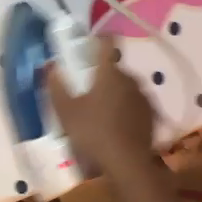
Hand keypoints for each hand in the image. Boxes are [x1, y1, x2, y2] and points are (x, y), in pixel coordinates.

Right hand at [44, 39, 156, 175]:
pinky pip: (135, 103)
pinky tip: (115, 124)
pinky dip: (125, 108)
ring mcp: (144, 96)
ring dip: (114, 93)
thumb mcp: (64, 112)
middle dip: (102, 75)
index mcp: (108, 73)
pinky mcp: (152, 114)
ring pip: (126, 87)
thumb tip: (50, 65)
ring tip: (101, 111)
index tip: (88, 45)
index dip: (97, 40)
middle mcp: (130, 78)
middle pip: (115, 69)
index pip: (106, 44)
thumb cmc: (92, 133)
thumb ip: (56, 86)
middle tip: (86, 90)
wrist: (127, 162)